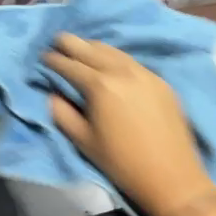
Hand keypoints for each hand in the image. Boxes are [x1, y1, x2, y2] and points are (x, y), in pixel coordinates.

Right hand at [42, 33, 215, 215]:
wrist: (171, 176)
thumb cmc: (121, 162)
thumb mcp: (83, 141)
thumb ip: (62, 113)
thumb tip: (53, 94)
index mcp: (100, 86)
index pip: (70, 65)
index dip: (54, 60)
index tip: (43, 56)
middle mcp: (122, 71)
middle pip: (92, 50)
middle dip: (72, 44)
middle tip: (58, 39)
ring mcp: (145, 74)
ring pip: (114, 51)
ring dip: (94, 47)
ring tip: (81, 46)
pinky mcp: (160, 82)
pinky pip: (131, 61)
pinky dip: (115, 57)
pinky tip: (110, 61)